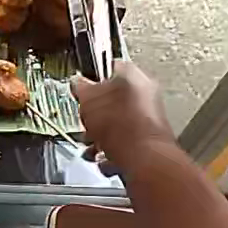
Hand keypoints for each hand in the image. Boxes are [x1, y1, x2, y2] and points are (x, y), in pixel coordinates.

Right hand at [73, 61, 177, 177]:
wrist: (142, 159)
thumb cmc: (120, 125)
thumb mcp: (88, 100)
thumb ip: (81, 87)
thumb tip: (77, 82)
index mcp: (133, 75)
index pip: (108, 67)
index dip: (90, 80)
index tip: (80, 91)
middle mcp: (146, 94)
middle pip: (111, 99)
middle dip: (94, 115)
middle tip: (86, 123)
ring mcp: (149, 119)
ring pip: (116, 123)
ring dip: (100, 136)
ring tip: (92, 147)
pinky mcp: (149, 141)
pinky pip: (124, 142)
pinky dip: (112, 151)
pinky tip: (104, 159)